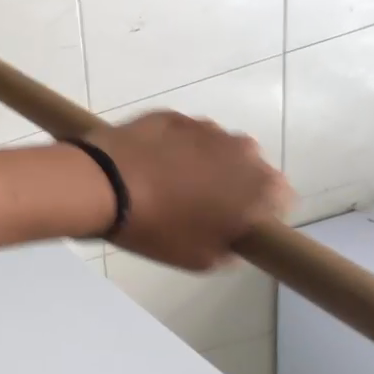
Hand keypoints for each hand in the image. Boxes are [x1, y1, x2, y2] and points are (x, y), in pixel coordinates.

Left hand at [84, 112, 291, 269]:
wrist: (97, 185)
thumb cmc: (154, 228)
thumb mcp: (202, 259)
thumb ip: (230, 247)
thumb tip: (230, 237)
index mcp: (265, 187)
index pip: (277, 201)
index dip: (251, 212)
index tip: (223, 220)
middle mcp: (244, 150)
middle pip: (243, 168)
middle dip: (223, 182)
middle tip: (186, 200)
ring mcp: (204, 127)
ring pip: (210, 147)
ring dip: (195, 160)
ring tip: (157, 179)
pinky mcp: (167, 115)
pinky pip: (175, 133)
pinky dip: (164, 144)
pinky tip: (140, 160)